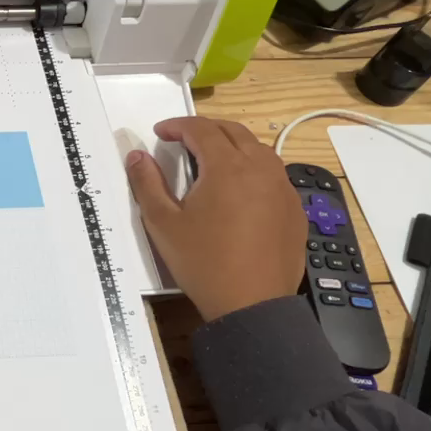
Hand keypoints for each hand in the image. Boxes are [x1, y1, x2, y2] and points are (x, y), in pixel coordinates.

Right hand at [125, 117, 305, 321]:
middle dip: (205, 129)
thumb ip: (147, 183)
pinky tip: (236, 190)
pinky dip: (251, 169)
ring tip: (209, 161)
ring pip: (258, 150)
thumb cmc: (202, 262)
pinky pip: (272, 175)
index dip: (177, 125)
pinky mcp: (294, 209)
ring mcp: (283, 189)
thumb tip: (137, 156)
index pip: (201, 129)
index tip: (159, 133)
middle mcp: (261, 169)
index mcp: (227, 167)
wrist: (251, 305)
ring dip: (231, 146)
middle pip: (234, 132)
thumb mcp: (163, 223)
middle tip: (181, 139)